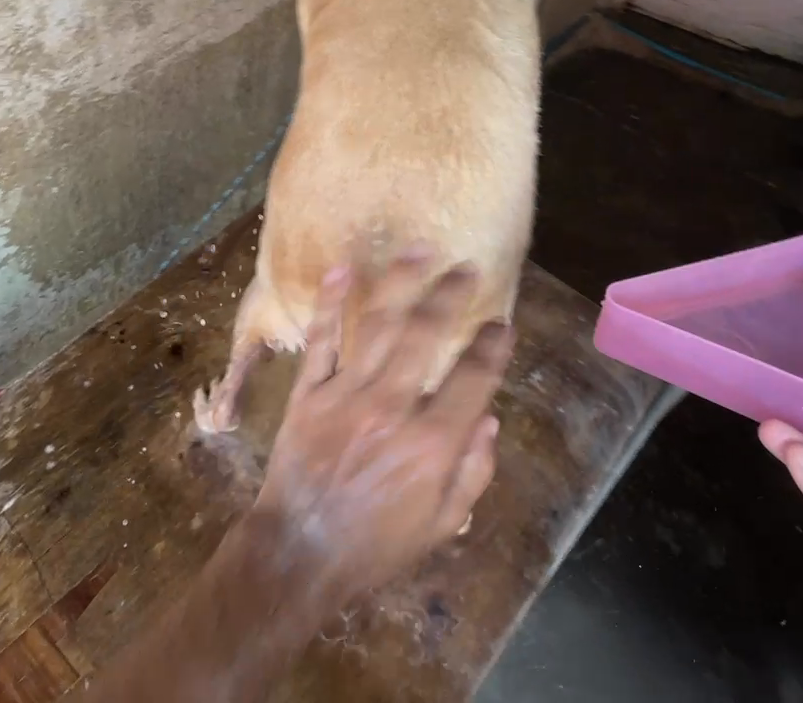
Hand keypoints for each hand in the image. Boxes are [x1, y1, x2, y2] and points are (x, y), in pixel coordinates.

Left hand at [250, 249, 509, 607]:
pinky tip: (343, 271)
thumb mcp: (443, 523)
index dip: (492, 346)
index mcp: (434, 442)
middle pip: (427, 335)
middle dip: (450, 295)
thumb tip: (489, 419)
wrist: (301, 551)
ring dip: (400, 283)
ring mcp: (346, 394)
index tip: (501, 324)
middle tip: (465, 270)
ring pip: (378, 325)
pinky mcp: (309, 392)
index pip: (474, 377)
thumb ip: (473, 470)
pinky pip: (321, 341)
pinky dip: (331, 304)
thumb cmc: (377, 545)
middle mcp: (393, 406)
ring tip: (418, 250)